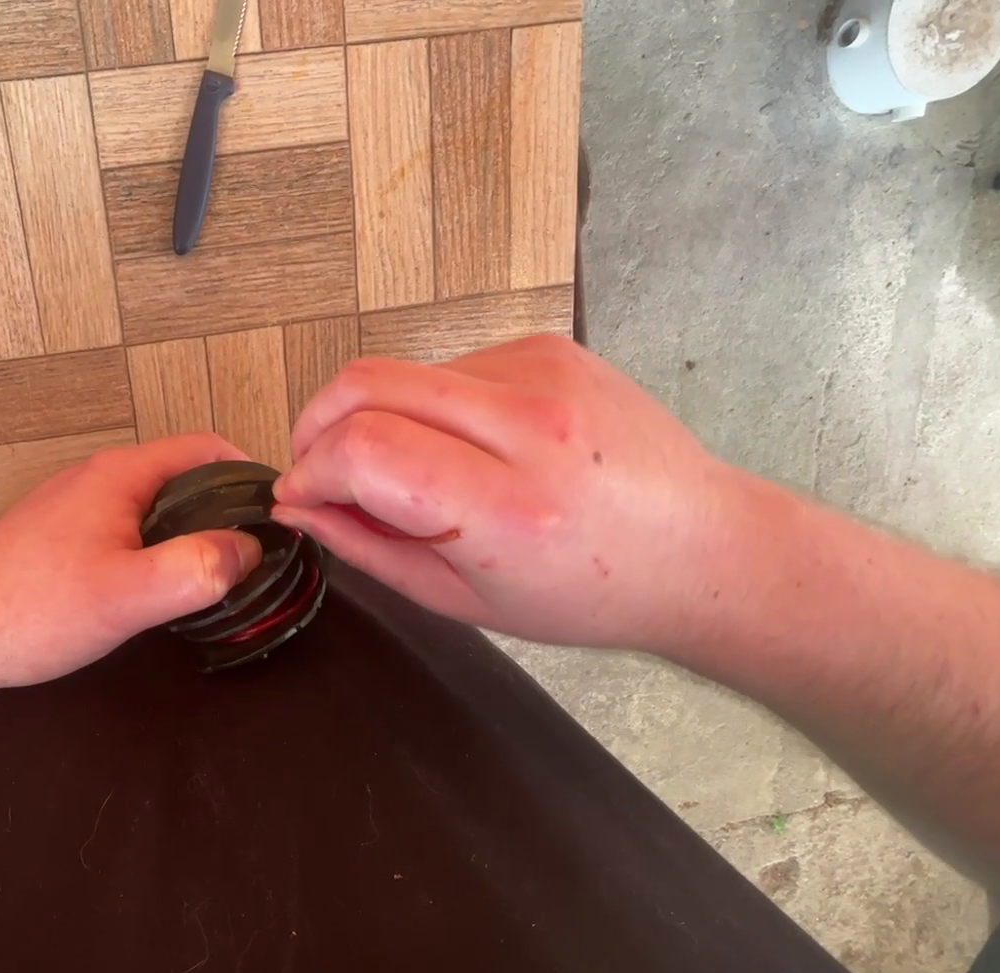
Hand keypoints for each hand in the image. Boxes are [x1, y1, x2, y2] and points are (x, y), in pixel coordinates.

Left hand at [0, 433, 262, 692]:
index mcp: (120, 475)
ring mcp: (72, 506)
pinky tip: (153, 588)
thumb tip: (249, 548)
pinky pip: (123, 528)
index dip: (248, 474)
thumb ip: (197, 568)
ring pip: (151, 507)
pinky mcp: (56, 536)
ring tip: (213, 576)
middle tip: (254, 556)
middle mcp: (97, 478)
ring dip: (186, 532)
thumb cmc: (36, 608)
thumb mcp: (129, 593)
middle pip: (180, 477)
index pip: (205, 448)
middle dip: (222, 509)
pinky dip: (153, 548)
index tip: (279, 515)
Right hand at [272, 335, 746, 650]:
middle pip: (365, 384)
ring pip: (396, 372)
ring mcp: (541, 372)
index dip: (309, 470)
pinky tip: (448, 445)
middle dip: (314, 426)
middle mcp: (527, 425)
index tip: (297, 495)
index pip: (364, 450)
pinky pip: (441, 366)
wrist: (702, 548)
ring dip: (367, 417)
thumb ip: (366, 547)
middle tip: (314, 469)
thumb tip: (300, 509)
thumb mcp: (458, 598)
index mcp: (506, 508)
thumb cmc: (586, 592)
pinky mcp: (546, 347)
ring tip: (395, 468)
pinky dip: (417, 405)